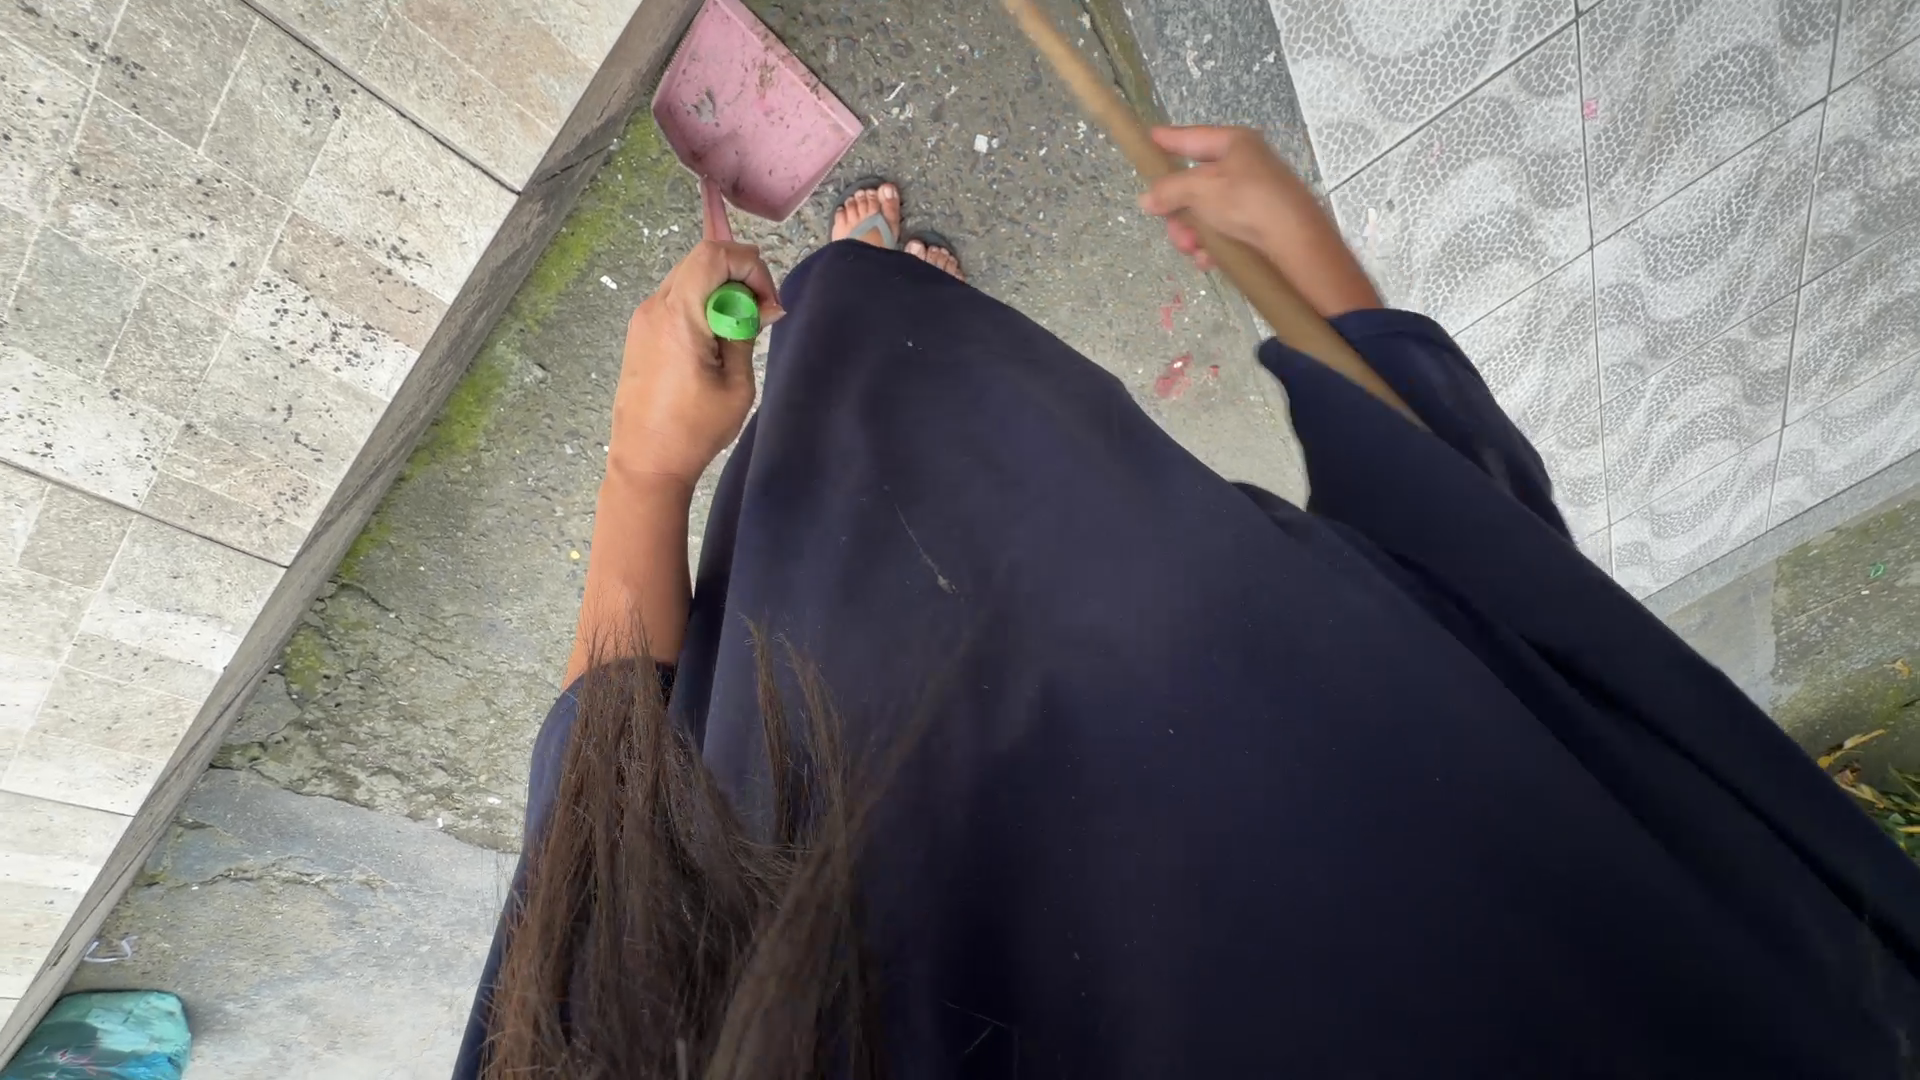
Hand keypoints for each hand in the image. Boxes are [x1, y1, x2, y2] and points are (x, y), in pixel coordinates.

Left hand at [612, 240, 782, 487]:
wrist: (646, 460)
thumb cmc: (696, 429)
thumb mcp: (737, 385)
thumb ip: (746, 334)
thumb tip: (761, 307)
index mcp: (680, 314)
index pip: (715, 253)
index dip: (752, 267)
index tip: (769, 306)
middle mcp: (656, 306)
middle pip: (702, 260)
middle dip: (740, 278)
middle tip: (761, 315)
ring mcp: (643, 318)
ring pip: (690, 279)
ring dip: (722, 293)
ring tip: (741, 331)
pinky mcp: (641, 333)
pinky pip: (677, 300)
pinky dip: (703, 306)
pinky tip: (717, 341)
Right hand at [1138, 125, 1380, 317]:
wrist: (1293, 240)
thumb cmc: (1248, 201)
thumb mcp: (1202, 189)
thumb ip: (1169, 190)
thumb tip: (1146, 199)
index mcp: (1234, 145)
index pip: (1192, 138)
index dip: (1167, 140)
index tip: (1147, 139)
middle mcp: (1242, 167)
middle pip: (1193, 186)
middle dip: (1179, 212)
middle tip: (1174, 228)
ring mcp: (1248, 198)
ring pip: (1203, 215)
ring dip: (1192, 234)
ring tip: (1194, 249)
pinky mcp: (1253, 226)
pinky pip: (1219, 234)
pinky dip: (1210, 247)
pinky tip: (1209, 259)